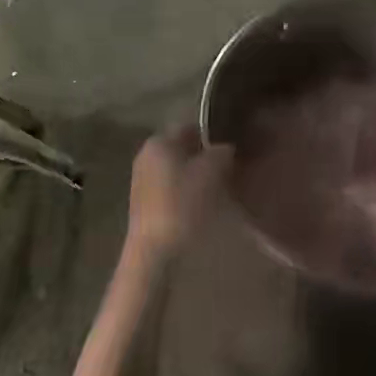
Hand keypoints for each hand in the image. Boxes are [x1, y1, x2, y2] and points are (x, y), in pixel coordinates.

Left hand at [126, 126, 233, 259]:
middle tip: (230, 167)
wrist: (154, 249)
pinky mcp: (144, 200)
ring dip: (196, 173)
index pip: (190, 126)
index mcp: (158, 141)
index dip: (212, 133)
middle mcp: (146, 154)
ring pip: (176, 167)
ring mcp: (142, 177)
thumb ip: (220, 154)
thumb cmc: (182, 204)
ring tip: (220, 187)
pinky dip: (186, 189)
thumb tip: (226, 147)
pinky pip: (170, 185)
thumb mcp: (210, 174)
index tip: (233, 145)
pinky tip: (201, 202)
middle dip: (204, 154)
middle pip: (182, 147)